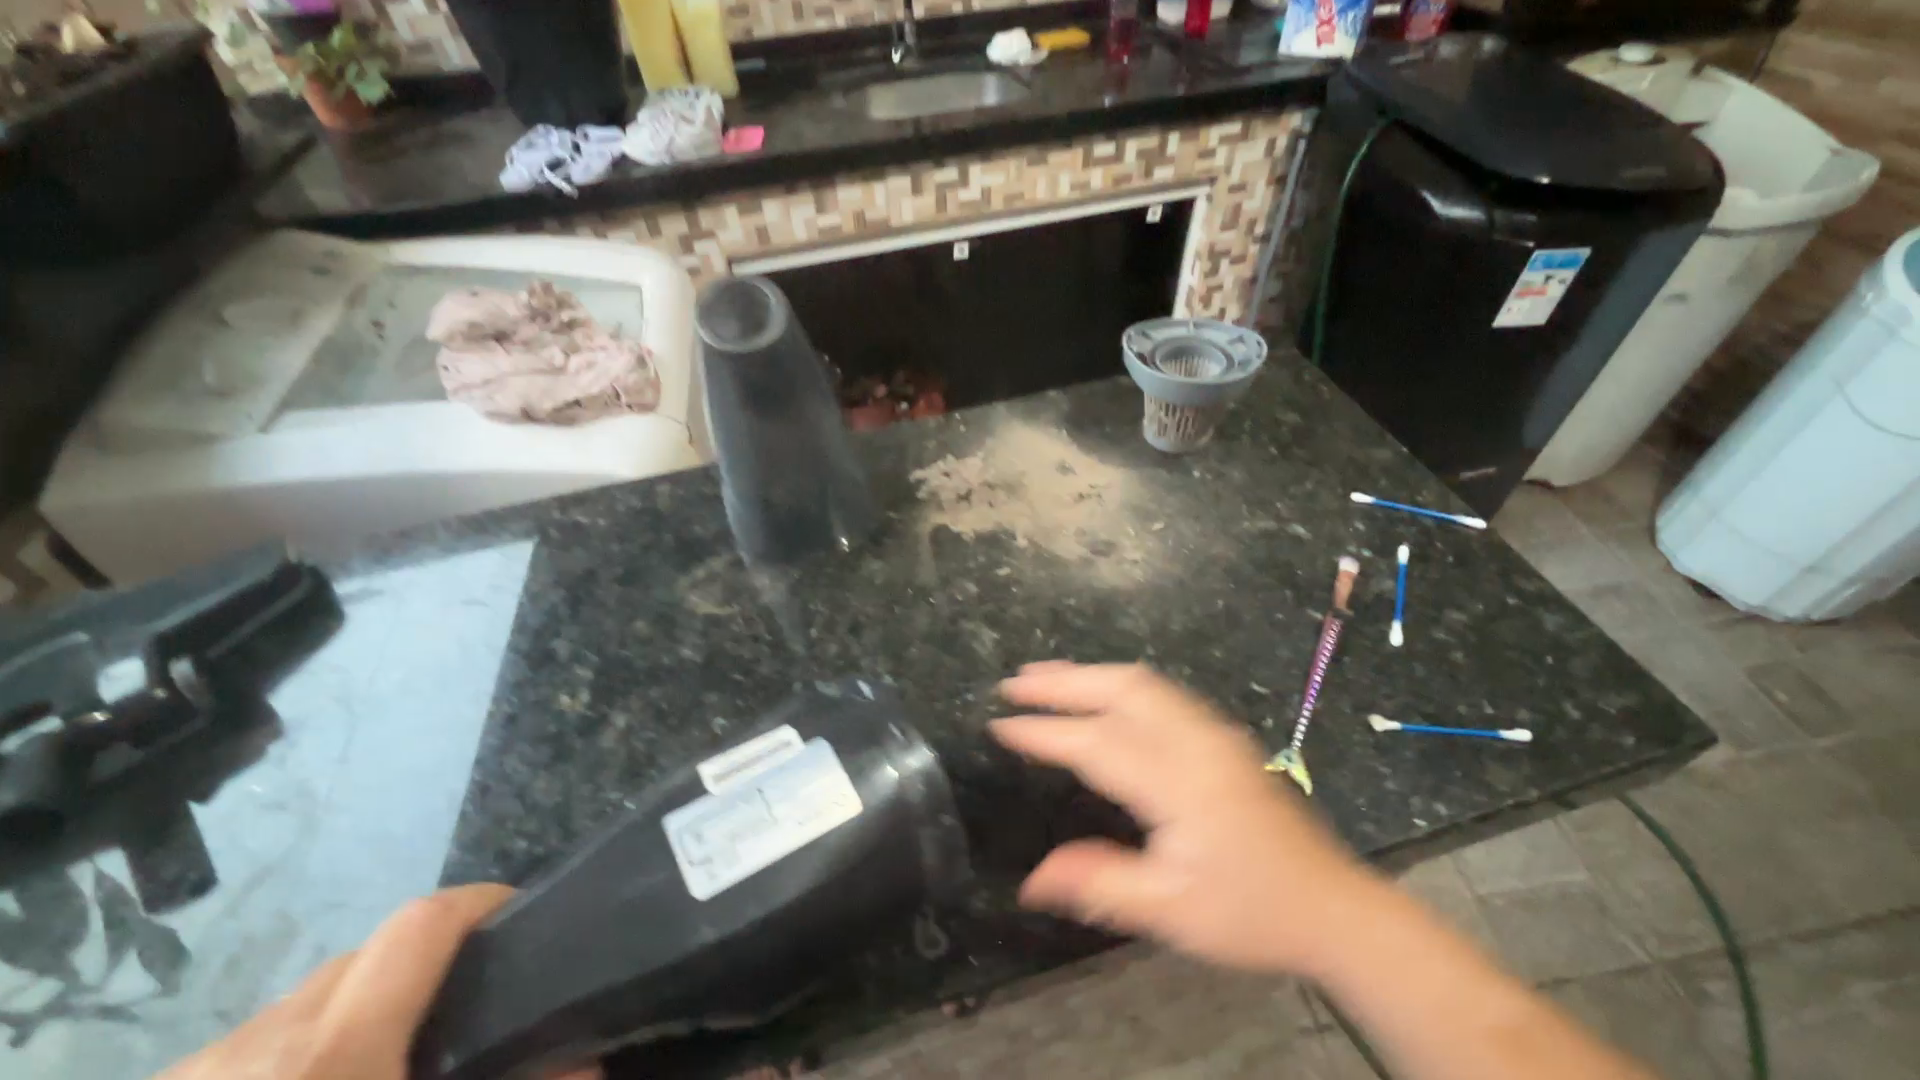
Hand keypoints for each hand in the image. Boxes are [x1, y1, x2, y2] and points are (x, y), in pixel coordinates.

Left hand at [157, 884, 599, 1079]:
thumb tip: (589, 1063)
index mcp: (335, 1055)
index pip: (419, 926)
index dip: (478, 900)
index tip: (520, 911)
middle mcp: (263, 1042)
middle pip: (366, 957)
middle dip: (423, 966)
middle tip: (463, 1012)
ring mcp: (201, 1067)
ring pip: (307, 999)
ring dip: (358, 1011)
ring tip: (383, 1065)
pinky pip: (256, 1041)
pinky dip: (299, 1048)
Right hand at [993, 661, 1382, 974]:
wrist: (1334, 908)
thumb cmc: (1251, 913)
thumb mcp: (1170, 912)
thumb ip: (1099, 884)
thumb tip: (1031, 880)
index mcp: (1180, 782)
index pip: (1097, 741)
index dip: (1044, 730)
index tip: (999, 725)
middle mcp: (1198, 743)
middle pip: (1123, 689)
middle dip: (1064, 681)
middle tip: (1014, 684)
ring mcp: (1216, 735)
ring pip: (1145, 683)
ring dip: (1092, 674)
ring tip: (1046, 678)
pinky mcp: (1225, 740)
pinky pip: (1163, 693)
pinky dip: (1121, 684)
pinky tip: (1103, 695)